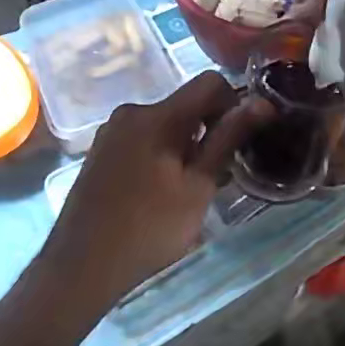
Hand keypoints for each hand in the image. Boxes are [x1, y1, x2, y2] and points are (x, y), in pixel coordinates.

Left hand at [38, 73, 271, 308]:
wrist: (81, 264)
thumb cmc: (149, 228)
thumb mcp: (198, 186)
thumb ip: (228, 140)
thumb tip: (263, 104)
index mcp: (157, 115)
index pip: (209, 82)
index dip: (233, 103)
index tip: (236, 141)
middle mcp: (132, 112)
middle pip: (186, 103)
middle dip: (208, 130)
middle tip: (217, 175)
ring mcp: (111, 130)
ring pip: (164, 123)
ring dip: (185, 145)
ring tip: (189, 190)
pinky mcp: (101, 150)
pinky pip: (142, 138)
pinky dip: (161, 153)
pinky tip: (159, 192)